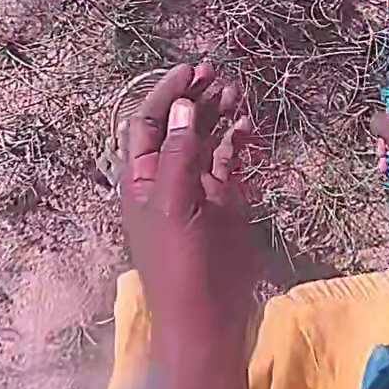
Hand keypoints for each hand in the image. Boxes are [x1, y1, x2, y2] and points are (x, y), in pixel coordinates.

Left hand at [120, 63, 256, 350]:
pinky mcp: (223, 200)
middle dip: (195, 98)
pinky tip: (247, 125)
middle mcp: (166, 175)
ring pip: (205, 139)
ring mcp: (196, 186)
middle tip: (217, 74)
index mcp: (141, 176)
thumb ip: (178, 154)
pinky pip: (228, 161)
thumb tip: (183, 107)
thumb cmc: (180, 263)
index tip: (189, 70)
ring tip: (236, 91)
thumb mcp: (172, 204)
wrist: (207, 319)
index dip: (166, 93)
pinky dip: (237, 141)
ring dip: (218, 114)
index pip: (150, 122)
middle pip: (178, 125)